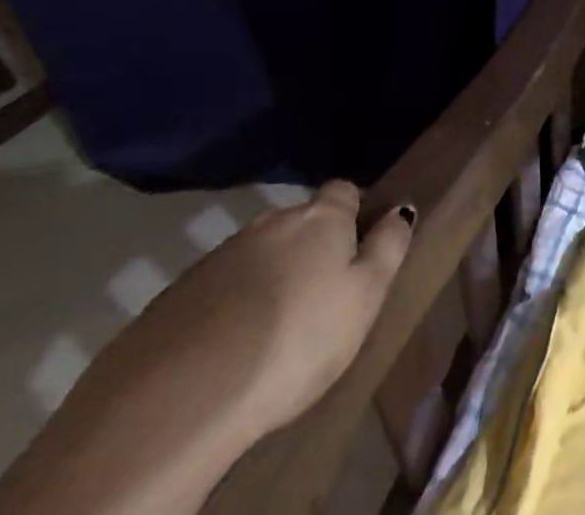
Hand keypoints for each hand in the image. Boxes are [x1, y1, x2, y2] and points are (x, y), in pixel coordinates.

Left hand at [89, 179, 415, 439]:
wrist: (186, 393)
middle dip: (313, 245)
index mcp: (319, 218)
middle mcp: (270, 221)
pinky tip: (239, 342)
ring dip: (274, 273)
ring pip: (262, 251)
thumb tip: (400, 209)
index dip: (354, 213)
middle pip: (301, 220)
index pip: (343, 190)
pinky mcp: (183, 289)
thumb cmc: (300, 338)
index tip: (360, 251)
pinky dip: (238, 300)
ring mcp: (222, 253)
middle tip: (324, 296)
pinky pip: (226, 283)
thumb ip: (387, 248)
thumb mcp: (365, 296)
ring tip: (281, 325)